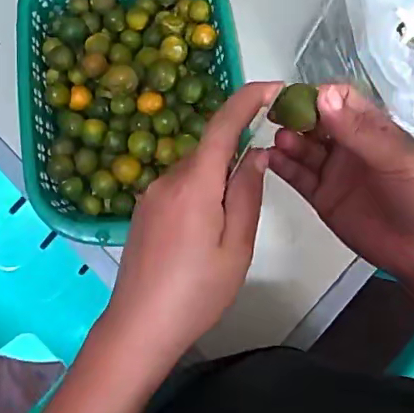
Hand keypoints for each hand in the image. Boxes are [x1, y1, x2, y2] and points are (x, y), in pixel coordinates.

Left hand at [96, 82, 280, 361]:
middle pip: (207, 149)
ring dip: (217, 177)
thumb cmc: (196, 292)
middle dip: (237, 151)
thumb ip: (247, 195)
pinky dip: (199, 191)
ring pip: (192, 170)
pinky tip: (206, 228)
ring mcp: (149, 195)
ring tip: (232, 221)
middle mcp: (166, 180)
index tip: (274, 88)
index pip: (221, 126)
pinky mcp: (142, 211)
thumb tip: (256, 154)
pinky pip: (177, 187)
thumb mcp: (236, 246)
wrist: (139, 324)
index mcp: (193, 184)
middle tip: (264, 175)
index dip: (247, 100)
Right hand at [268, 83, 413, 283]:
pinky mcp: (322, 196)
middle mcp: (350, 146)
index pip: (340, 100)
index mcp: (373, 129)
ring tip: (281, 141)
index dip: (318, 96)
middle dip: (295, 116)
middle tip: (277, 116)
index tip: (297, 97)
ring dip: (288, 141)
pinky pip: (297, 176)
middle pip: (314, 122)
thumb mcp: (396, 158)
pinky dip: (281, 166)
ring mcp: (334, 171)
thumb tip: (322, 96)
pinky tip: (269, 159)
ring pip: (302, 148)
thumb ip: (357, 130)